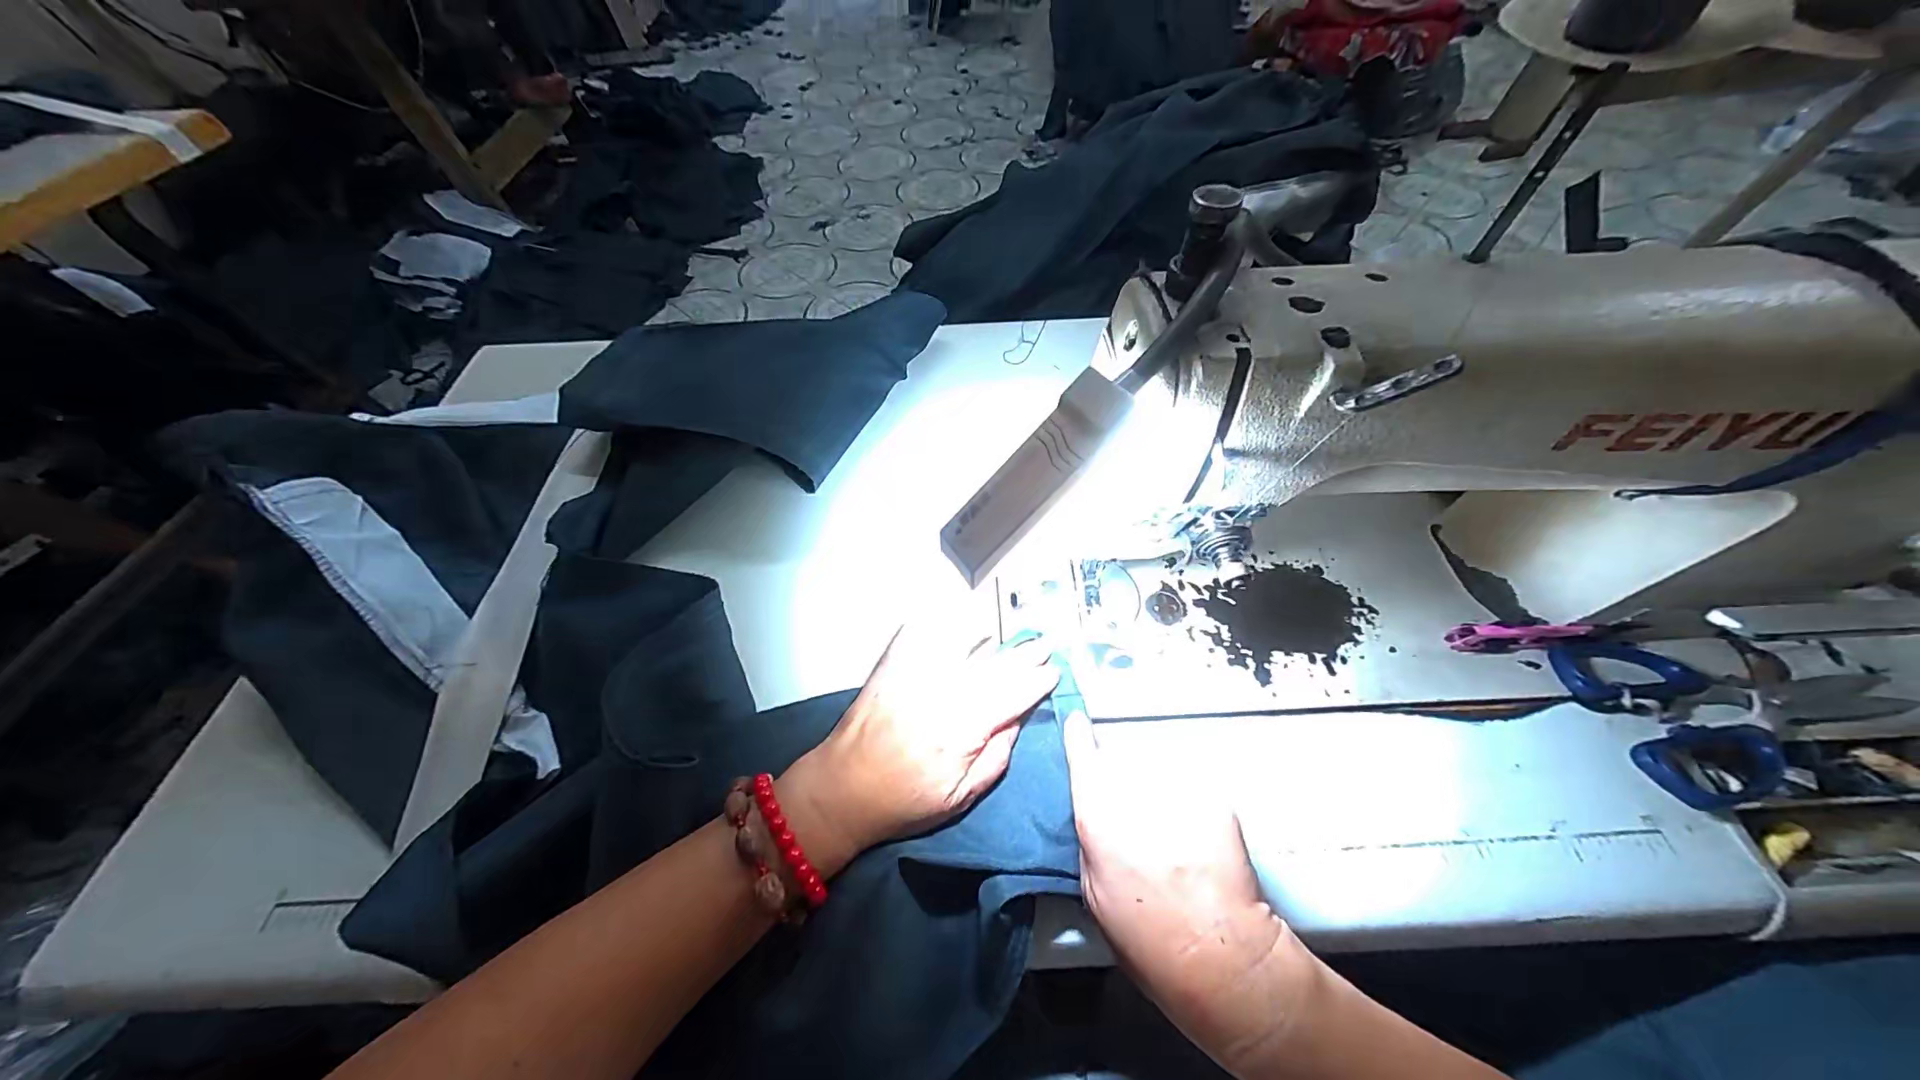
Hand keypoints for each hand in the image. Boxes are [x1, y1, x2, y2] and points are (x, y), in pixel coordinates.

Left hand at [779, 618, 1058, 874]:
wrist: (842, 789)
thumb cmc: (903, 802)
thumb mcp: (961, 796)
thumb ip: (997, 755)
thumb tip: (1018, 718)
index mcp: (961, 732)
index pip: (1012, 695)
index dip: (1037, 681)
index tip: (1053, 672)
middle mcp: (940, 695)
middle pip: (993, 665)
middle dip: (1022, 655)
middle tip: (1042, 646)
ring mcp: (913, 675)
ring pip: (962, 643)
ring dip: (990, 638)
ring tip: (1007, 639)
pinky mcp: (892, 666)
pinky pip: (924, 632)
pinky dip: (945, 623)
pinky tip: (961, 621)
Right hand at [1063, 708, 1315, 1074]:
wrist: (1219, 955)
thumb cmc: (1149, 936)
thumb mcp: (1091, 890)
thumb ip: (1088, 836)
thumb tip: (1093, 814)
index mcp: (1098, 814)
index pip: (1082, 754)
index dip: (1079, 737)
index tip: (1078, 724)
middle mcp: (1136, 792)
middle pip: (1122, 767)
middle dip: (1125, 787)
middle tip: (1138, 831)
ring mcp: (1178, 793)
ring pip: (1158, 778)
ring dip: (1158, 798)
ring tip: (1169, 844)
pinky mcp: (1215, 800)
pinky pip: (1192, 793)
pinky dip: (1190, 810)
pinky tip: (1193, 845)